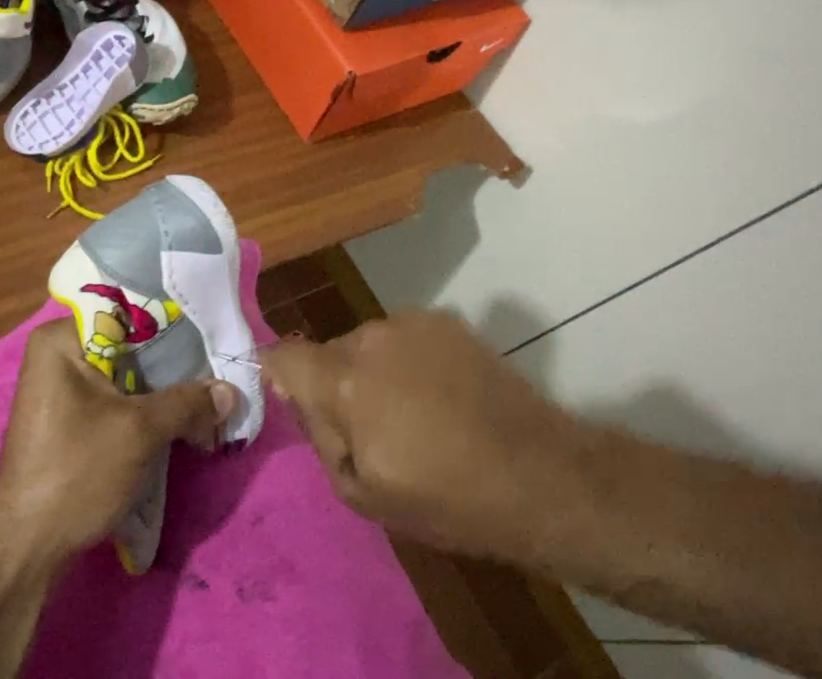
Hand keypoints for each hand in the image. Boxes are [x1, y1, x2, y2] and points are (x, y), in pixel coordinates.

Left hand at [0, 317, 237, 565]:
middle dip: (174, 367)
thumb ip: (186, 403)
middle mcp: (56, 354)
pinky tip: (181, 424)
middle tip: (219, 377)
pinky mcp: (68, 419)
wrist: (29, 546)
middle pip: (129, 347)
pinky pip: (115, 401)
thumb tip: (230, 390)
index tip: (213, 339)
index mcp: (59, 340)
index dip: (173, 327)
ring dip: (165, 394)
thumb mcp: (139, 432)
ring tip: (209, 405)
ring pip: (126, 378)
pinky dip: (146, 411)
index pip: (126, 315)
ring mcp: (60, 388)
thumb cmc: (77, 472)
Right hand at [259, 310, 593, 555]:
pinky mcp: (449, 323)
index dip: (277, 375)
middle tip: (370, 429)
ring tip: (415, 414)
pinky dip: (410, 362)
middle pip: (329, 354)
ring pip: (369, 345)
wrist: (545, 478)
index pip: (280, 356)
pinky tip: (443, 397)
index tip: (294, 401)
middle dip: (336, 384)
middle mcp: (371, 337)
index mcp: (344, 380)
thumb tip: (304, 402)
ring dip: (375, 372)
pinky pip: (406, 340)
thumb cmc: (447, 498)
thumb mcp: (362, 493)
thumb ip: (320, 438)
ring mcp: (413, 324)